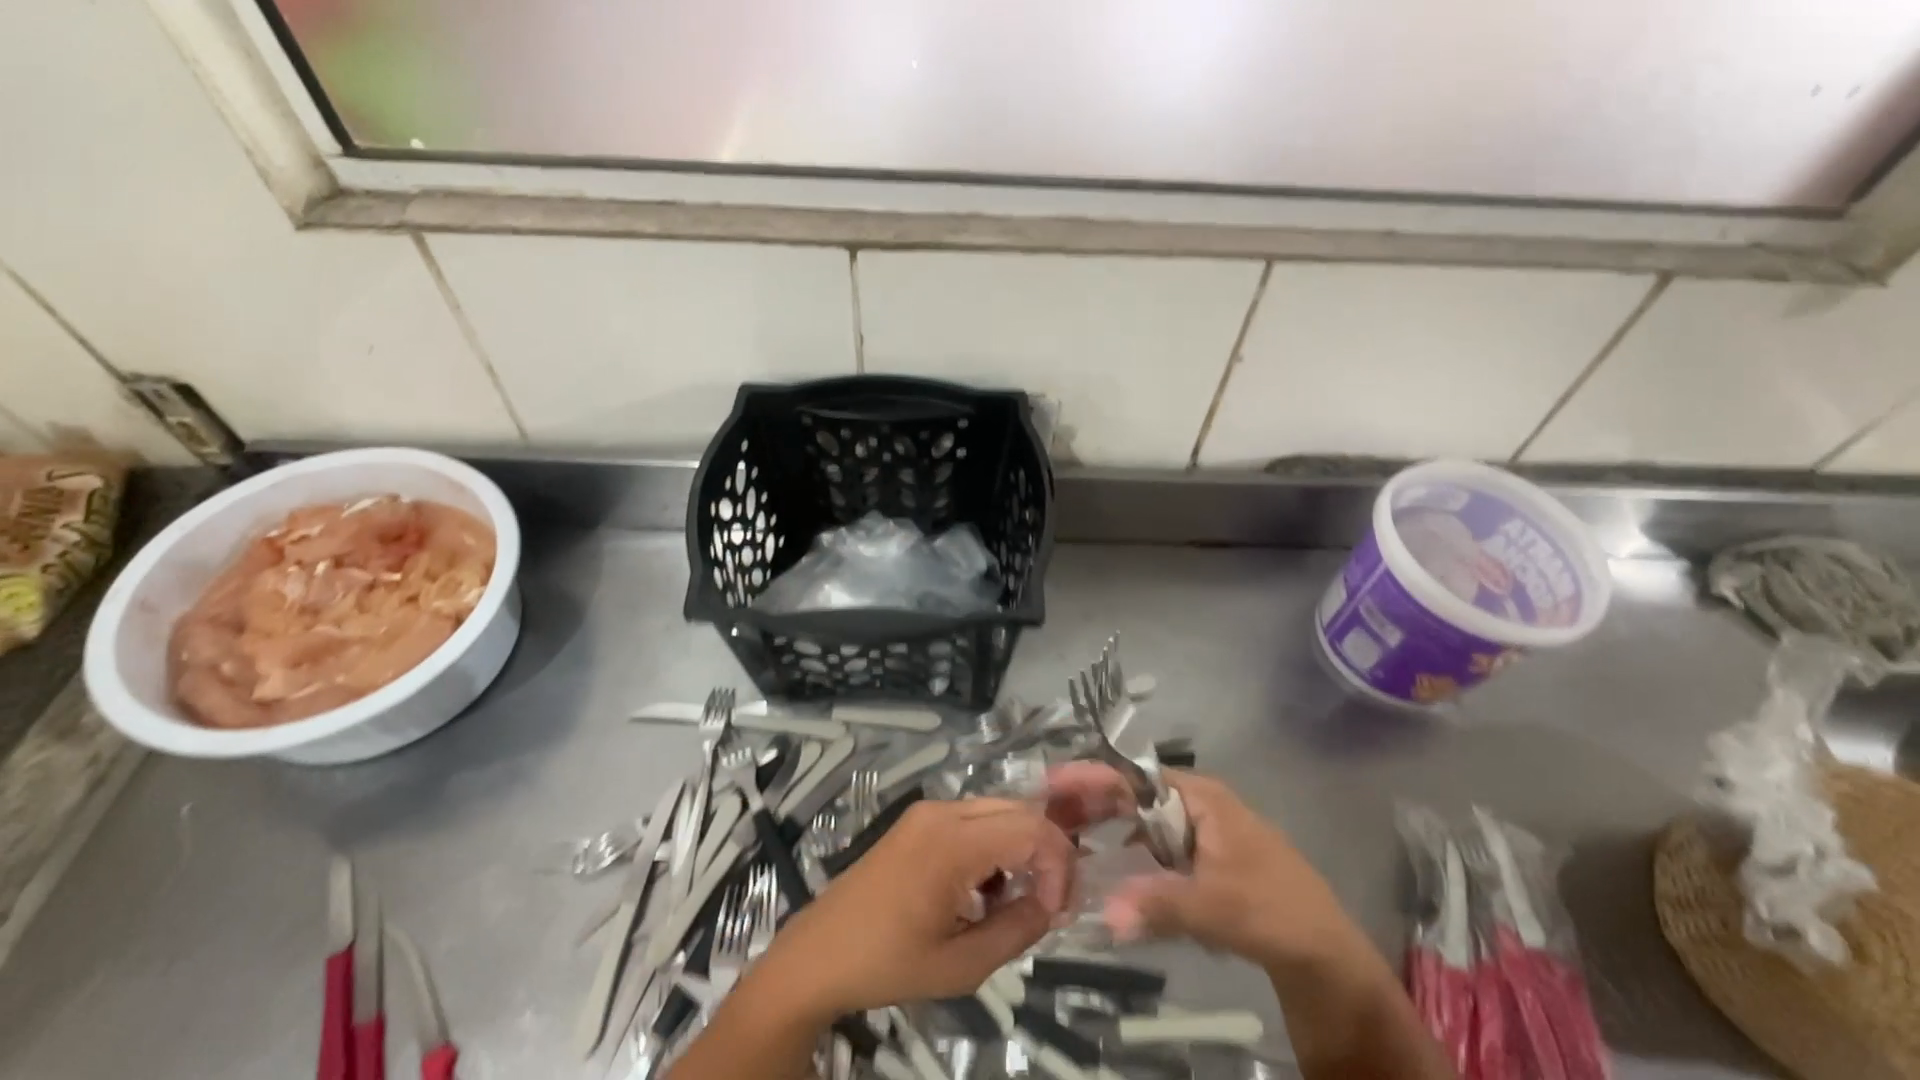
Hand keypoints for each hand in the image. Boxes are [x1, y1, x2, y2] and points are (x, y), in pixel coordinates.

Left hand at [756, 797, 1076, 1015]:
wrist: (816, 956)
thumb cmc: (886, 963)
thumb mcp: (963, 964)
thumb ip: (1018, 930)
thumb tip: (1051, 906)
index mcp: (952, 842)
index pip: (1034, 829)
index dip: (1059, 867)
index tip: (1055, 913)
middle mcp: (941, 813)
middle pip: (1020, 812)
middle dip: (1047, 854)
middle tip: (1048, 905)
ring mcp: (925, 814)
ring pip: (998, 813)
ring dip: (1020, 852)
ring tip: (1015, 904)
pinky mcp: (916, 824)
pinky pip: (972, 821)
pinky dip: (993, 849)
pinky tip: (982, 892)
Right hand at [1045, 763, 1353, 969]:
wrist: (1322, 950)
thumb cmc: (1272, 912)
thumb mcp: (1213, 907)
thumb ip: (1157, 906)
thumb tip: (1104, 915)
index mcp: (1201, 798)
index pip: (1135, 776)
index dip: (1091, 778)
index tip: (1050, 786)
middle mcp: (1199, 805)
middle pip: (1135, 795)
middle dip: (1092, 803)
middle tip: (1046, 816)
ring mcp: (1204, 832)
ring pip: (1144, 822)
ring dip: (1108, 829)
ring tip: (1065, 842)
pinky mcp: (1206, 859)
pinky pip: (1158, 847)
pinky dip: (1131, 854)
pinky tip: (1108, 873)